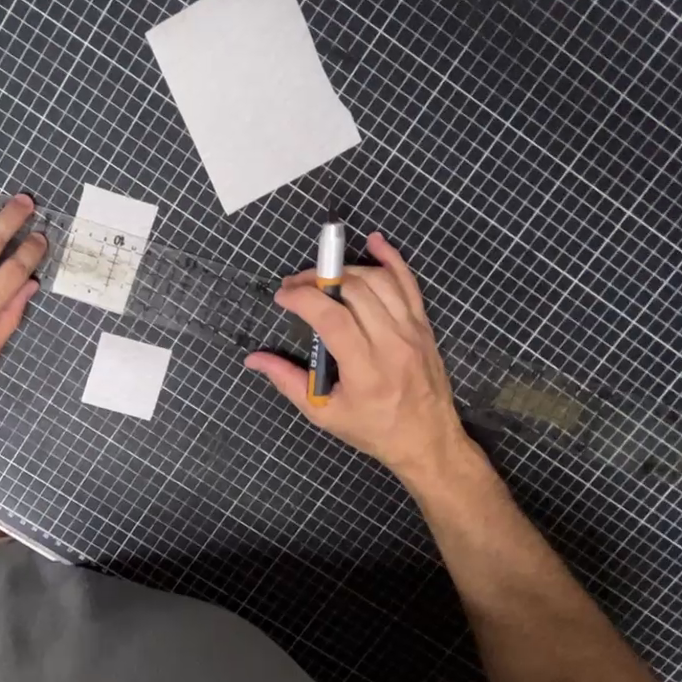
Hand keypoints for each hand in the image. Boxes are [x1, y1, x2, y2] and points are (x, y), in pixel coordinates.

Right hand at [244, 232, 472, 482]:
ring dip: (344, 270)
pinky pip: (409, 283)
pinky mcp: (423, 325)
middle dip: (318, 280)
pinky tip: (374, 243)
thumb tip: (254, 359)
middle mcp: (392, 343)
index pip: (332, 318)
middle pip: (354, 291)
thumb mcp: (323, 414)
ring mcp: (412, 330)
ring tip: (320, 277)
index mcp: (365, 370)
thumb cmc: (371, 430)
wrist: (427, 439)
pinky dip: (391, 259)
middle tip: (295, 285)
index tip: (282, 296)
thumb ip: (288, 381)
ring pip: (378, 281)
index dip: (304, 298)